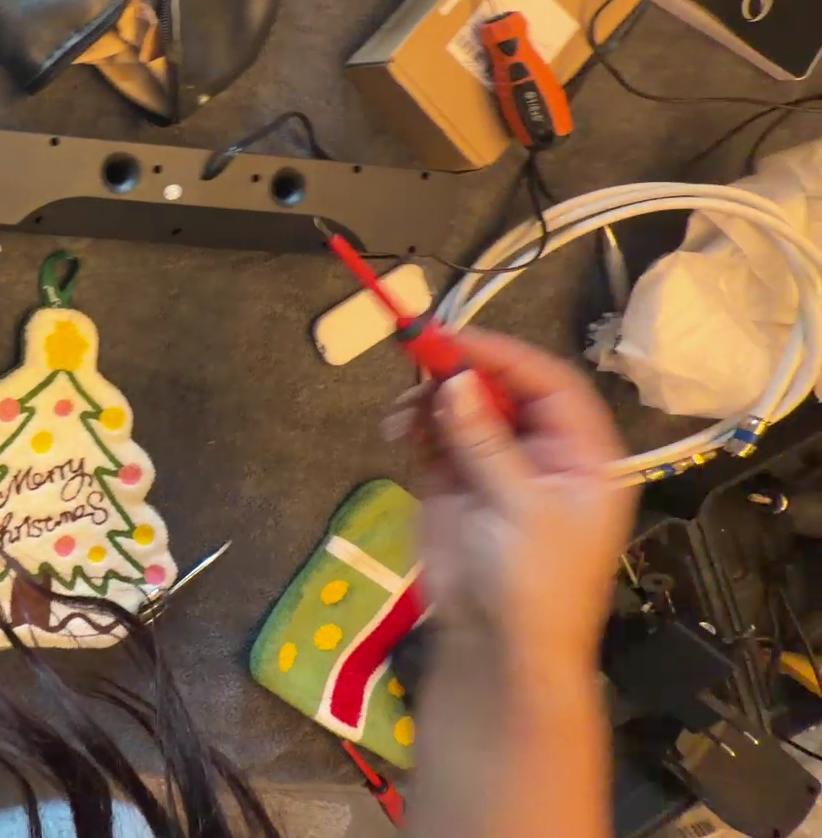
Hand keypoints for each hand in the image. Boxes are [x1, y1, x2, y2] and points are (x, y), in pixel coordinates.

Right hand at [388, 330, 634, 676]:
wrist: (492, 634)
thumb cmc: (530, 577)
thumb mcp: (519, 506)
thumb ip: (483, 441)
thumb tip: (454, 382)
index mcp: (578, 456)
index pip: (548, 386)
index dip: (504, 357)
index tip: (451, 340)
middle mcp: (535, 451)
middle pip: (498, 390)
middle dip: (456, 375)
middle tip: (413, 363)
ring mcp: (488, 462)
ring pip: (456, 407)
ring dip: (426, 401)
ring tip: (402, 415)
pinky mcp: (448, 476)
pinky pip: (428, 433)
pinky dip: (409, 423)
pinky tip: (396, 430)